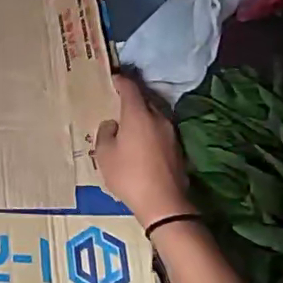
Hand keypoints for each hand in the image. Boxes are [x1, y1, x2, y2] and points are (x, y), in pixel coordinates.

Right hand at [94, 74, 194, 223]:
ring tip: (127, 121)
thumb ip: (106, 133)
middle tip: (117, 99)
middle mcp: (158, 118)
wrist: (164, 205)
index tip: (112, 78)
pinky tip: (139, 140)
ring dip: (141, 114)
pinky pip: (159, 130)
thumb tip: (113, 125)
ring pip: (154, 115)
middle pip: (145, 99)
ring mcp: (171, 133)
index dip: (120, 80)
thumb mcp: (104, 154)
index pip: (130, 87)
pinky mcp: (177, 148)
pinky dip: (149, 128)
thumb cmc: (129, 175)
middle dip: (131, 96)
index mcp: (138, 114)